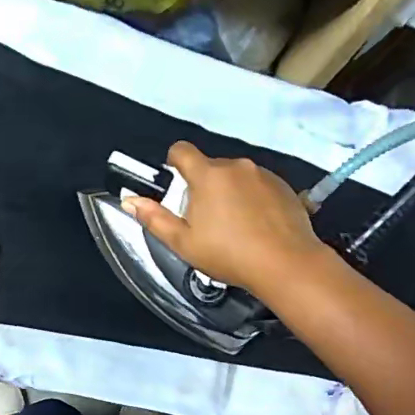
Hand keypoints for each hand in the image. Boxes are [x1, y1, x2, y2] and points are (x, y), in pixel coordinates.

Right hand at [120, 141, 330, 296]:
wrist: (285, 263)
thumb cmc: (229, 254)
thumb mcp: (183, 243)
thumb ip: (155, 219)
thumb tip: (130, 200)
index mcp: (208, 175)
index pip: (182, 150)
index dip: (173, 162)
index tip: (176, 183)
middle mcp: (236, 166)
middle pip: (211, 167)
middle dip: (203, 186)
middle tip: (205, 221)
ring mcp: (264, 174)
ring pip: (237, 176)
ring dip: (230, 192)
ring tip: (234, 227)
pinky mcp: (284, 186)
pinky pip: (260, 186)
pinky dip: (254, 199)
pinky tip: (257, 226)